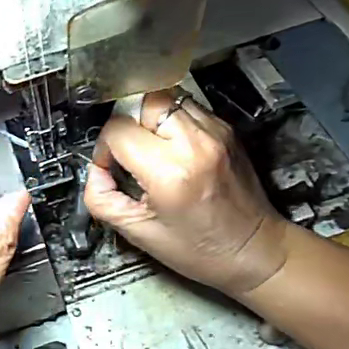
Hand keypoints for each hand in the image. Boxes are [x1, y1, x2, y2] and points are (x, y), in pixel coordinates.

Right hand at [83, 89, 289, 294]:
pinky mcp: (225, 129)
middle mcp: (195, 144)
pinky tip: (174, 150)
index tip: (111, 168)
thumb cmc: (201, 248)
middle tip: (131, 154)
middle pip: (142, 102)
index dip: (105, 149)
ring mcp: (214, 132)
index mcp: (170, 172)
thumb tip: (95, 171)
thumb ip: (102, 199)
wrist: (253, 249)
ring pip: (165, 99)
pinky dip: (173, 122)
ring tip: (153, 149)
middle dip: (128, 126)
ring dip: (150, 119)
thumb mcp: (139, 232)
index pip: (118, 130)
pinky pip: (188, 108)